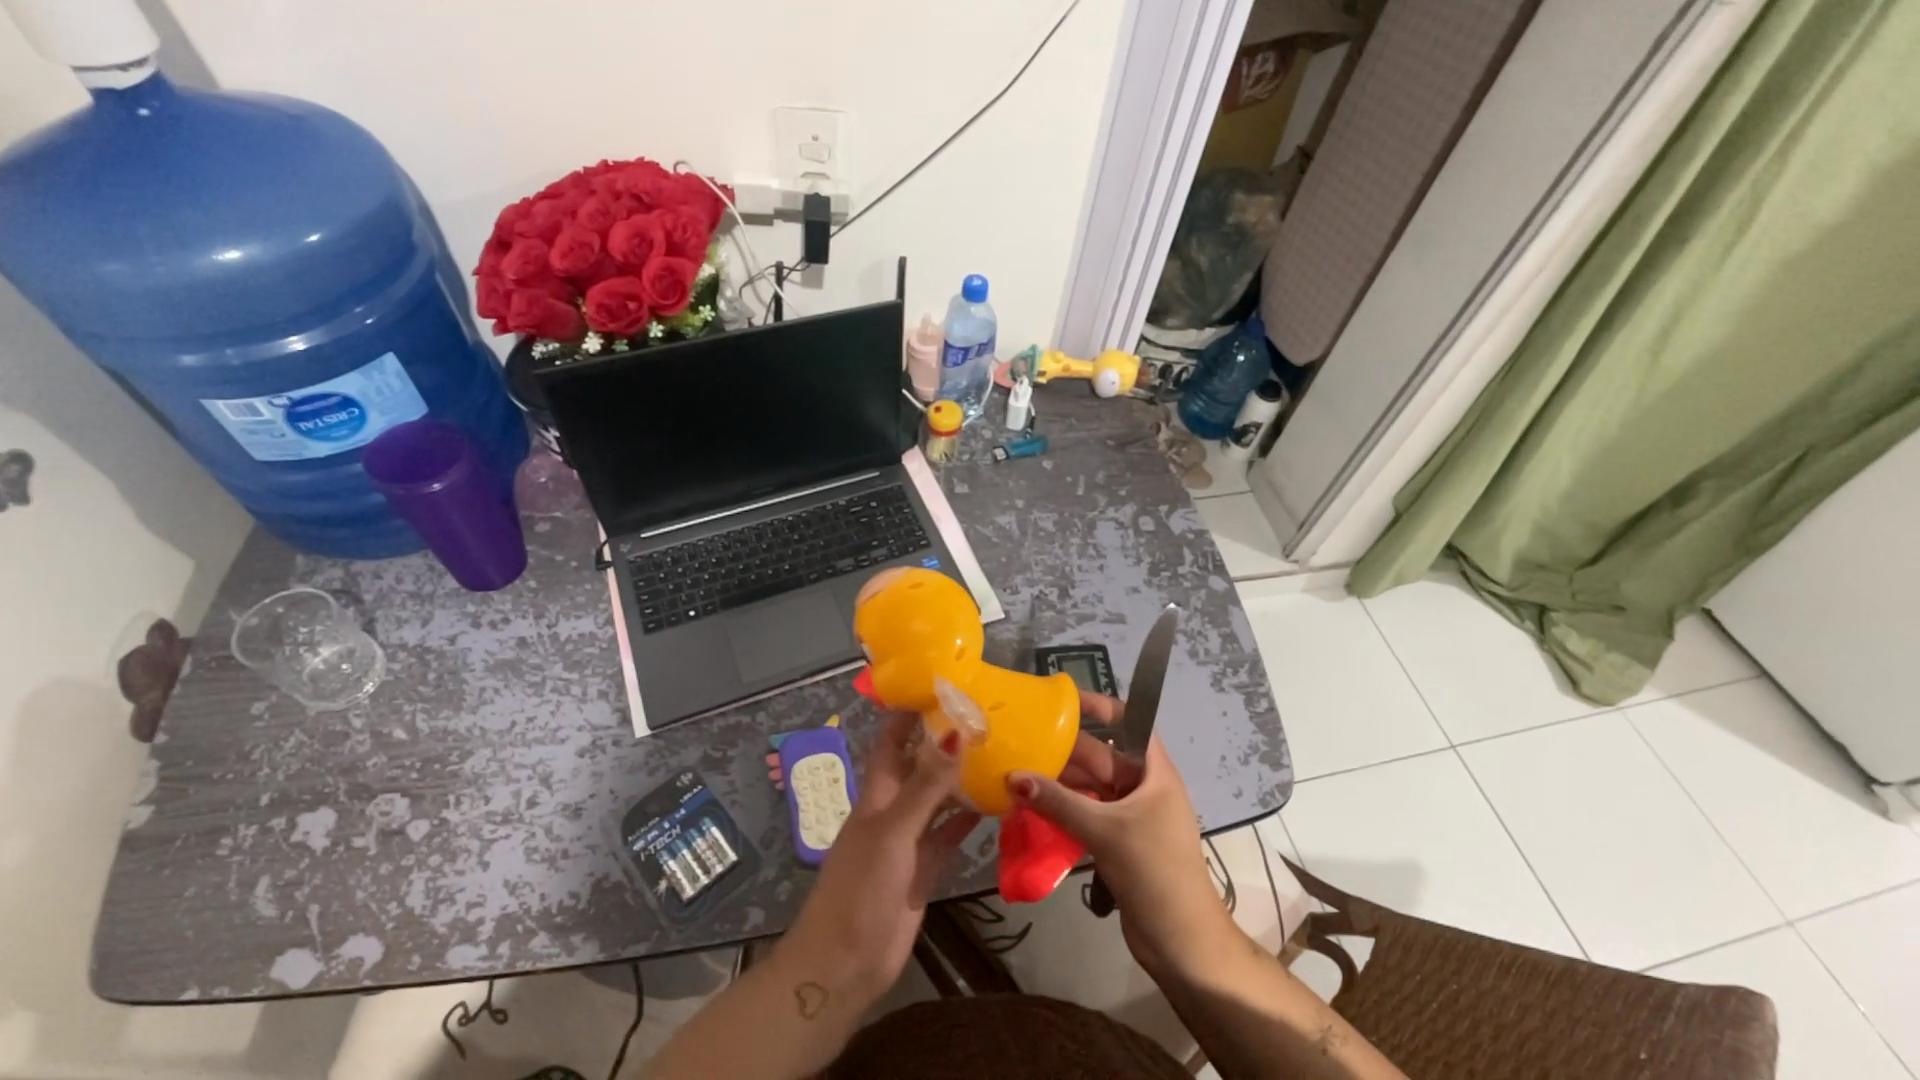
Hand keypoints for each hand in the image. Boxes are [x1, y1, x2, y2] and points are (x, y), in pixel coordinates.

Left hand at [780, 714, 981, 1002]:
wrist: (845, 963)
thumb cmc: (859, 890)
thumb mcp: (893, 832)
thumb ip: (926, 787)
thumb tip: (956, 732)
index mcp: (877, 793)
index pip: (893, 739)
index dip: (911, 711)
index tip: (946, 685)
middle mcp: (894, 809)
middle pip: (921, 765)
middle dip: (947, 740)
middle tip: (990, 715)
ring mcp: (910, 840)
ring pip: (940, 799)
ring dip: (963, 778)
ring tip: (1002, 751)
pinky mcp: (926, 868)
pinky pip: (951, 835)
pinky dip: (971, 819)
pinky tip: (998, 803)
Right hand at [1008, 692, 1234, 975]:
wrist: (1180, 938)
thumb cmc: (1153, 870)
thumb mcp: (1105, 830)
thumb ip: (1058, 802)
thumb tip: (1012, 776)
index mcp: (1155, 773)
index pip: (1131, 723)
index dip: (1101, 707)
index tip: (1062, 702)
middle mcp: (1144, 788)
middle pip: (1103, 756)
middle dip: (1066, 749)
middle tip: (1022, 739)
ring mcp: (1132, 817)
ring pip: (1092, 788)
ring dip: (1060, 783)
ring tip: (1018, 773)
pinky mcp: (1119, 843)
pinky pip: (1088, 814)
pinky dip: (1064, 810)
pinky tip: (1033, 810)